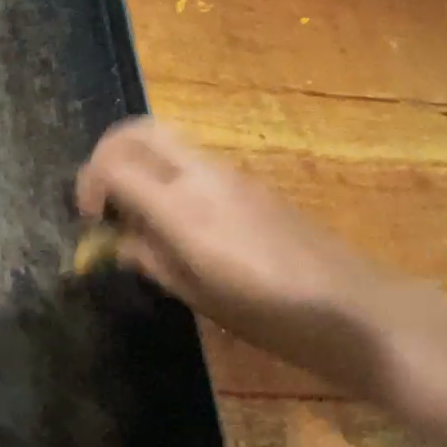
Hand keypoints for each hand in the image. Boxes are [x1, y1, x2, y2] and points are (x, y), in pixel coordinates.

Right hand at [75, 116, 430, 393]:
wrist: (358, 312)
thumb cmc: (273, 316)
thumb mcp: (198, 296)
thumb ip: (150, 259)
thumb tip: (118, 243)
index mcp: (181, 207)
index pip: (113, 165)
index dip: (88, 184)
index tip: (88, 219)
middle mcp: (200, 176)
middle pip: (137, 130)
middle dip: (107, 151)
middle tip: (102, 193)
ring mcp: (228, 173)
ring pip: (164, 138)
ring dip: (137, 158)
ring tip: (135, 207)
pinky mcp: (247, 180)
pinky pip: (189, 158)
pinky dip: (164, 170)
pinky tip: (174, 216)